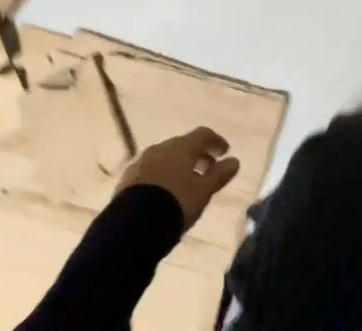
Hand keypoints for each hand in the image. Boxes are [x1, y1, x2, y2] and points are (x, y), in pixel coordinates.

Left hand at [118, 126, 241, 226]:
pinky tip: (164, 192)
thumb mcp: (203, 192)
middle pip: (182, 145)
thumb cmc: (175, 204)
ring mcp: (140, 163)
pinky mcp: (126, 180)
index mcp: (180, 148)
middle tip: (207, 168)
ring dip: (178, 165)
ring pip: (164, 158)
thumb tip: (235, 161)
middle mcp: (160, 149)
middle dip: (196, 155)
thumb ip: (219, 175)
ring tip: (186, 183)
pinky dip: (162, 176)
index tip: (225, 151)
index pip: (202, 134)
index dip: (216, 141)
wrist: (132, 227)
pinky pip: (150, 171)